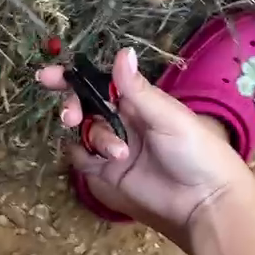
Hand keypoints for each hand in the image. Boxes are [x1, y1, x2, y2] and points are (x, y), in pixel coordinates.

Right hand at [41, 48, 252, 250]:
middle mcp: (121, 121)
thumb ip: (136, 88)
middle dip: (72, 107)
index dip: (71, 78)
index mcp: (136, 102)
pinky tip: (104, 163)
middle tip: (70, 116)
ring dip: (95, 138)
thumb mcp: (167, 116)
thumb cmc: (195, 151)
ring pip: (83, 131)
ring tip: (119, 154)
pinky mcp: (107, 173)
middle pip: (82, 105)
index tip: (47, 76)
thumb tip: (122, 50)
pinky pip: (82, 159)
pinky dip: (85, 157)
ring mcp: (113, 147)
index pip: (97, 83)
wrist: (206, 203)